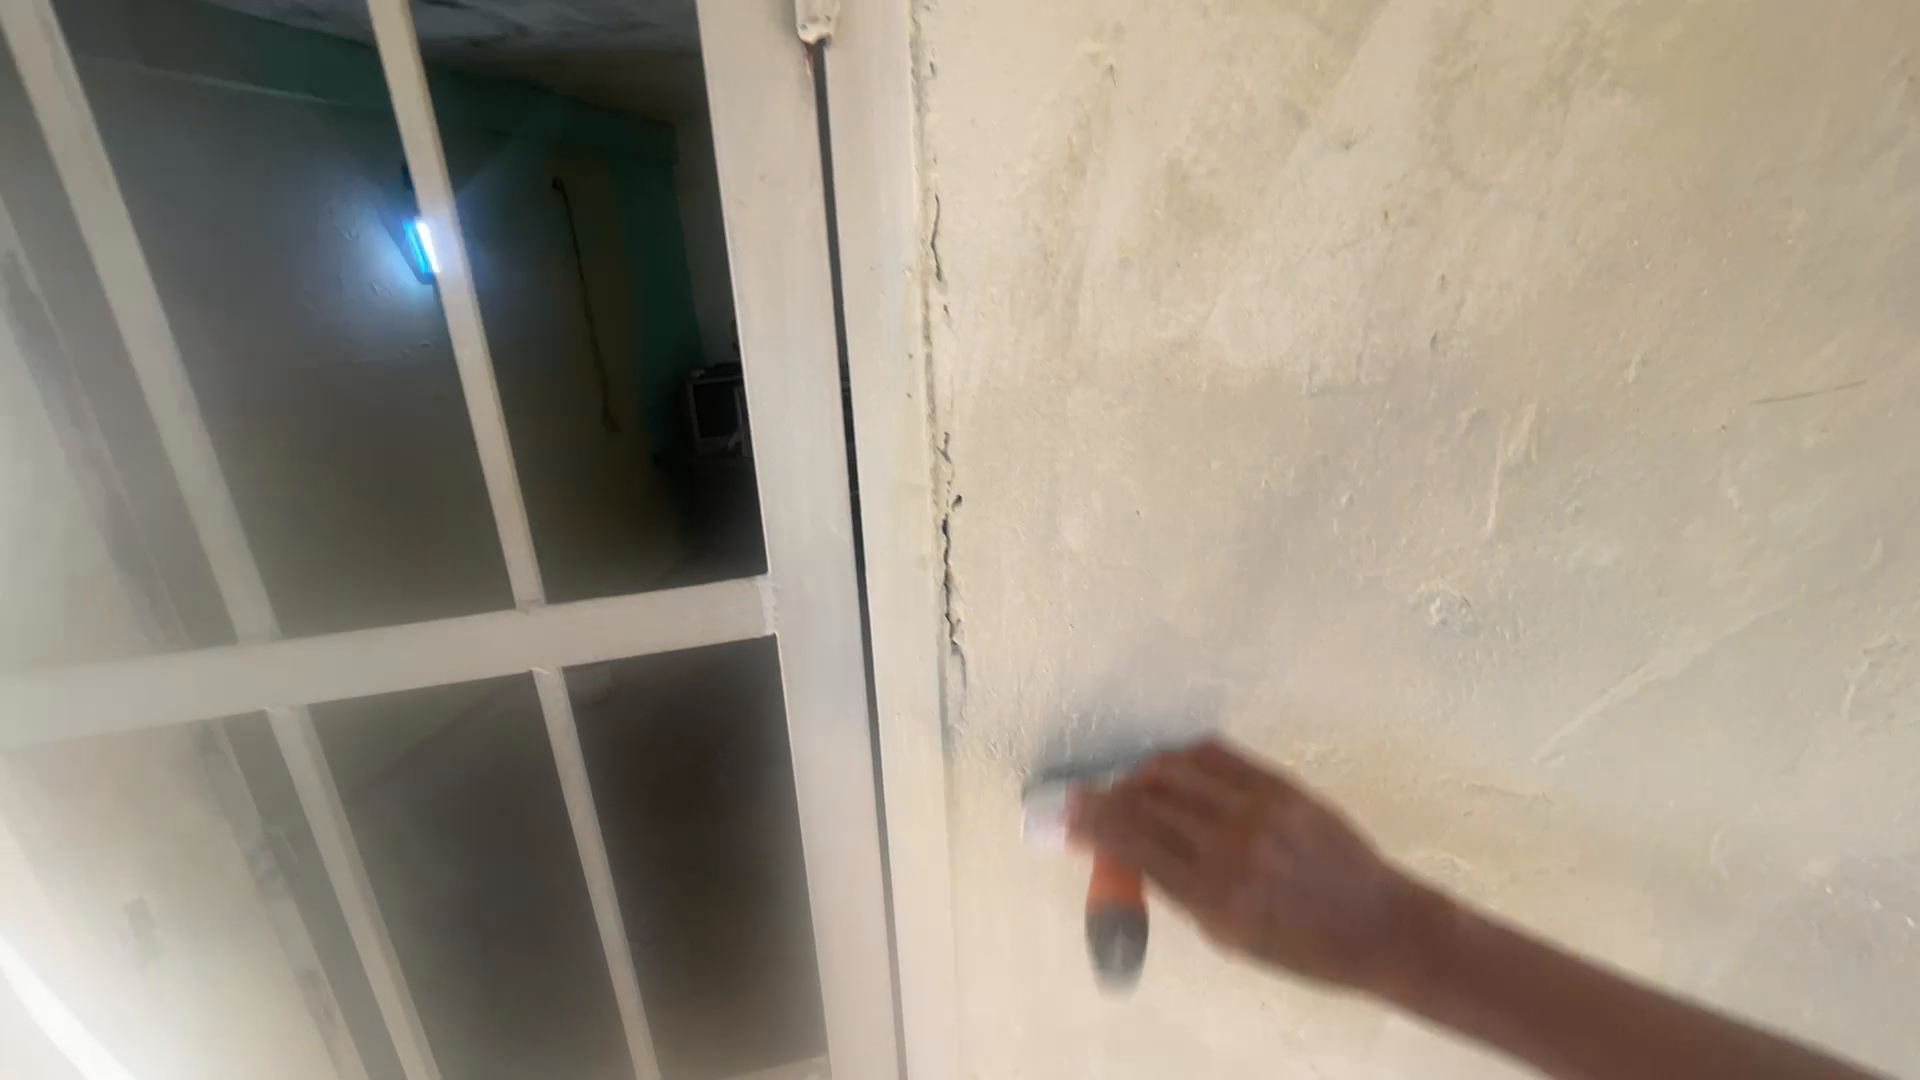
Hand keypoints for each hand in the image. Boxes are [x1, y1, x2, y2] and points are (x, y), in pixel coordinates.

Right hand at [1068, 740, 1445, 993]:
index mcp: (1215, 896)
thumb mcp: (1228, 937)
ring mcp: (1255, 808)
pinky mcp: (1278, 783)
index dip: (1091, 822)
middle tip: (1087, 795)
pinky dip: (1180, 756)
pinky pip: (1213, 753)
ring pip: (1173, 767)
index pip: (1133, 844)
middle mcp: (1229, 845)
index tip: (1065, 811)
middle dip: (1105, 794)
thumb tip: (1127, 849)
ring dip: (1139, 772)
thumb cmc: (1301, 949)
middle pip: (1145, 800)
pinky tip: (1169, 765)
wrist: (1381, 925)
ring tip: (1130, 782)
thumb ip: (1176, 889)